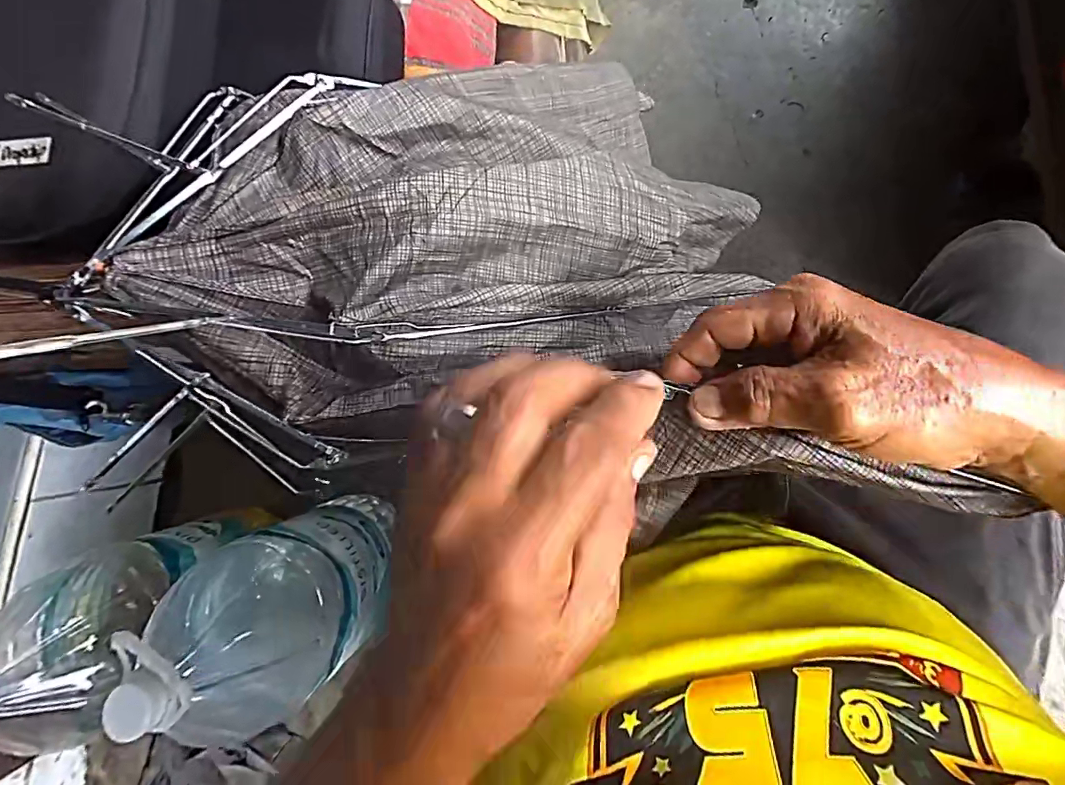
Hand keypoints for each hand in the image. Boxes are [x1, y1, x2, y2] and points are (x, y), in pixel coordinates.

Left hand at [316, 356, 663, 784]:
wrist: (419, 696)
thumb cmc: (516, 668)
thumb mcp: (590, 614)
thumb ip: (614, 522)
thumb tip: (635, 446)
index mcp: (524, 553)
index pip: (584, 449)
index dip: (626, 406)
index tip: (651, 390)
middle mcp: (471, 505)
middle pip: (529, 398)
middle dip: (586, 376)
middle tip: (617, 386)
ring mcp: (433, 483)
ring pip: (487, 387)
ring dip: (543, 369)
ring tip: (577, 385)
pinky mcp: (413, 474)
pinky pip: (450, 398)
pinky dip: (494, 377)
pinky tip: (523, 388)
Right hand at [661, 273, 1064, 480]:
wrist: (1002, 412)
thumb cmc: (924, 397)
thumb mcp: (837, 401)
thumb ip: (761, 399)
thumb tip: (697, 405)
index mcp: (800, 303)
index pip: (720, 322)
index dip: (687, 358)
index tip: (666, 402)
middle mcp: (802, 311)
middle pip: (732, 340)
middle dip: (706, 378)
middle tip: (687, 425)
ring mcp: (817, 338)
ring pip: (754, 362)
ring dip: (732, 394)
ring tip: (714, 432)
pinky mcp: (830, 364)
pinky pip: (778, 378)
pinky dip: (759, 401)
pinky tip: (752, 428)